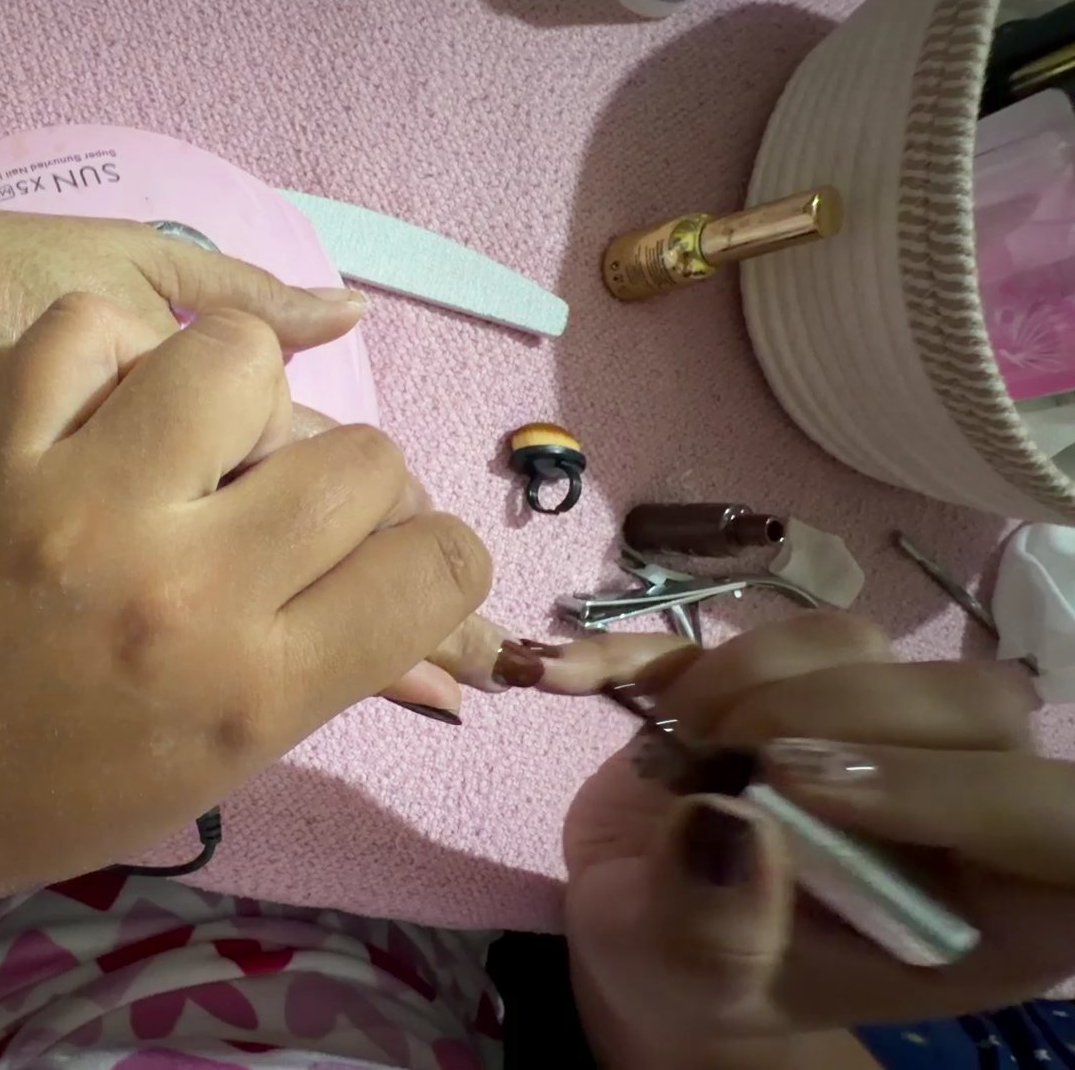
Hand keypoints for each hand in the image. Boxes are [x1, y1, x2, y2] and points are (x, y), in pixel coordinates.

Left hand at [0, 203, 603, 705]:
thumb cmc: (66, 797)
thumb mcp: (223, 761)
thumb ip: (336, 661)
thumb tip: (438, 587)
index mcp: (255, 688)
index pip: (437, 564)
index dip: (438, 556)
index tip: (396, 558)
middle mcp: (184, 590)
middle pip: (364, 455)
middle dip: (357, 480)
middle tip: (292, 508)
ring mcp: (82, 510)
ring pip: (239, 359)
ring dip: (247, 396)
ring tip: (205, 446)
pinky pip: (89, 334)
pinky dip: (115, 352)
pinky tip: (113, 405)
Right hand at [563, 615, 1073, 1067]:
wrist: (630, 916)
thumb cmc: (682, 975)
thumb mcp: (691, 975)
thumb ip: (716, 924)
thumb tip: (727, 816)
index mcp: (986, 905)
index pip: (1060, 823)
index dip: (954, 789)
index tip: (786, 783)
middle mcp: (945, 806)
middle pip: (960, 703)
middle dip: (819, 715)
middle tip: (717, 760)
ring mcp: (854, 731)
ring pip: (847, 644)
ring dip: (735, 677)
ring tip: (671, 741)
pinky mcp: (764, 687)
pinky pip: (730, 630)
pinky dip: (646, 648)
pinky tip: (580, 678)